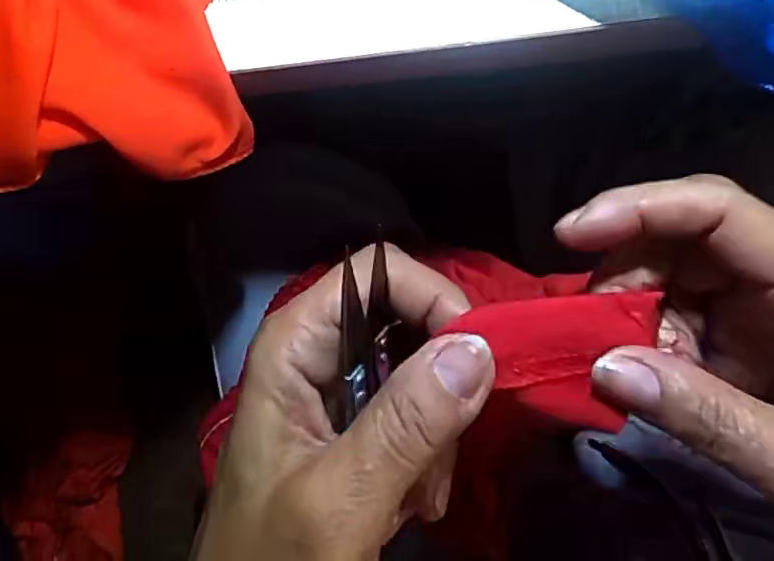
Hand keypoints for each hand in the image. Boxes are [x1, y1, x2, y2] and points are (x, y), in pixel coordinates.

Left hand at [193, 245, 494, 560]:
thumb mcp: (339, 501)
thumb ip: (404, 425)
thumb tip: (477, 346)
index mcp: (296, 339)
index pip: (381, 272)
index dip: (432, 297)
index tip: (475, 357)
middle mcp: (318, 346)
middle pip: (406, 312)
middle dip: (439, 374)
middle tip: (450, 441)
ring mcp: (337, 383)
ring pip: (419, 360)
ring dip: (438, 425)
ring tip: (423, 492)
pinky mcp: (355, 419)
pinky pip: (415, 404)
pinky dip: (431, 448)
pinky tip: (415, 500)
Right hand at [558, 176, 773, 560]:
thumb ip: (717, 424)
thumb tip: (603, 368)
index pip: (725, 212)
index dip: (644, 206)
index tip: (574, 233)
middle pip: (694, 241)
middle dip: (629, 265)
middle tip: (582, 319)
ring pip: (686, 286)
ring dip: (638, 312)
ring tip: (611, 358)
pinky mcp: (771, 371)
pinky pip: (694, 338)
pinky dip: (657, 353)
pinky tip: (647, 385)